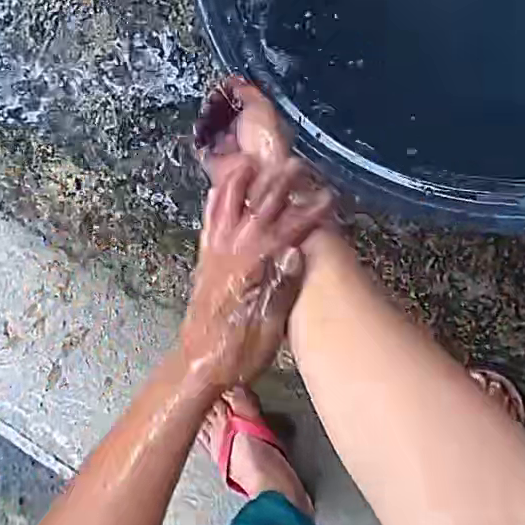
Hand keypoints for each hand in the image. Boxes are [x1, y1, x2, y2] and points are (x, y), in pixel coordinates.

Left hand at [177, 158, 332, 391]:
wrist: (197, 362)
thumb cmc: (237, 352)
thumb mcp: (269, 329)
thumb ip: (281, 288)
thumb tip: (295, 251)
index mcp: (250, 269)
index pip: (285, 232)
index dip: (307, 214)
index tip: (327, 197)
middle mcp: (229, 255)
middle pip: (255, 211)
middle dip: (276, 186)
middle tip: (295, 164)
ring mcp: (213, 255)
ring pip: (225, 209)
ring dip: (241, 184)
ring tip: (253, 162)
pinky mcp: (203, 261)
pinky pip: (208, 223)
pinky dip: (214, 202)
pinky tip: (218, 190)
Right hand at [195, 76, 295, 181]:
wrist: (258, 170)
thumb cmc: (268, 141)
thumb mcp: (260, 104)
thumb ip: (246, 90)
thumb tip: (236, 80)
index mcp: (260, 122)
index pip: (241, 103)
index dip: (231, 93)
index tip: (224, 85)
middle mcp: (244, 137)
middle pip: (222, 115)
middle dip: (215, 105)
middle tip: (213, 99)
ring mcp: (229, 149)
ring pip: (210, 130)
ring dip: (205, 119)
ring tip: (206, 112)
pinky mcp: (215, 163)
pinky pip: (201, 147)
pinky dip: (198, 138)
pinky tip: (200, 128)